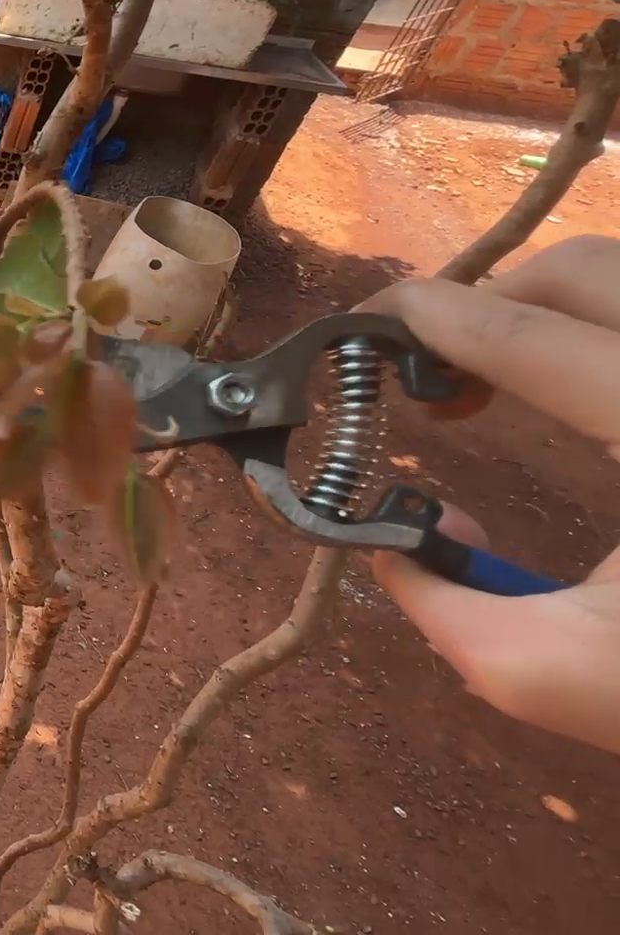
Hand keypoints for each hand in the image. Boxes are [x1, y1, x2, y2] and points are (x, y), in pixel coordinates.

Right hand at [359, 236, 619, 752]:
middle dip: (478, 301)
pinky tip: (592, 384)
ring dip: (551, 311)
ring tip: (511, 378)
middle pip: (586, 270)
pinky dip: (609, 329)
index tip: (351, 332)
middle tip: (432, 372)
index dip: (418, 321)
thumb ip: (434, 599)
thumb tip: (401, 530)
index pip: (519, 334)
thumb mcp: (552, 674)